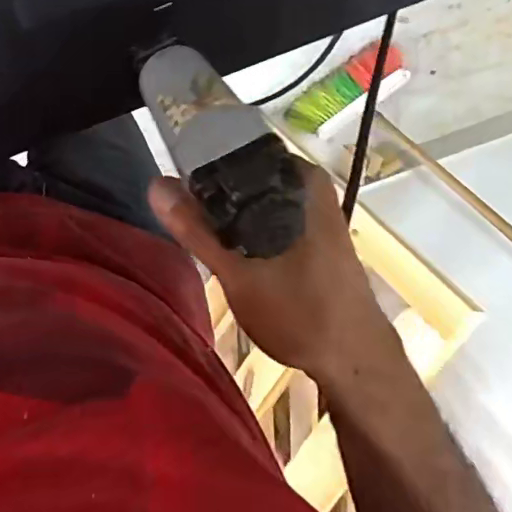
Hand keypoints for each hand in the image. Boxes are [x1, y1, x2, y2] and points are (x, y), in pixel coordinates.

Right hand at [150, 160, 398, 384]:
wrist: (356, 362)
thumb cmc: (302, 314)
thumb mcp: (239, 274)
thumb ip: (196, 230)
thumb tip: (156, 185)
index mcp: (300, 179)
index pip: (239, 149)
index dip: (202, 162)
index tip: (173, 179)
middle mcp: (310, 186)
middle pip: (245, 175)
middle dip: (212, 191)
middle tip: (181, 211)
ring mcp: (315, 209)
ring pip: (256, 197)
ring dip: (228, 211)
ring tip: (196, 228)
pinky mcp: (313, 232)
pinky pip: (269, 214)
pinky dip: (247, 225)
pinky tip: (228, 246)